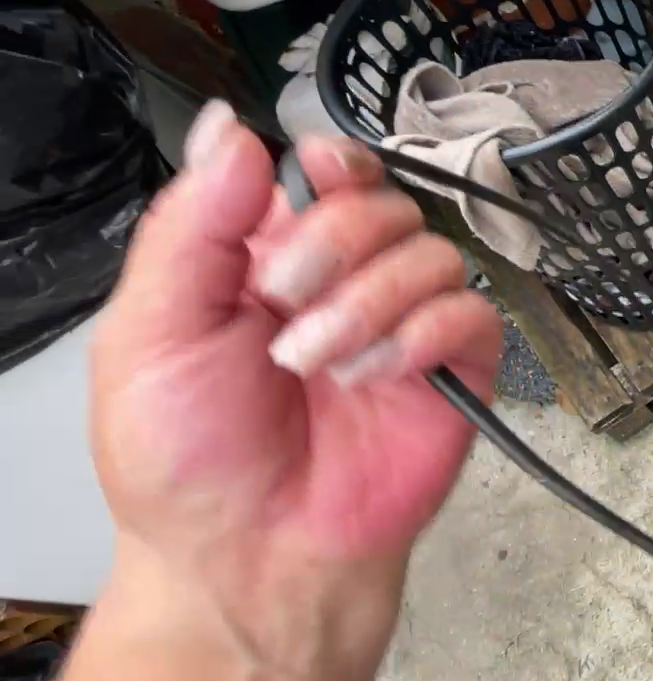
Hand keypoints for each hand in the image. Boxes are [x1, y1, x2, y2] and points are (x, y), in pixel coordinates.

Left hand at [89, 101, 502, 667]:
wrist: (258, 550)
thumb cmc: (189, 455)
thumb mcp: (150, 334)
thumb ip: (191, 231)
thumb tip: (235, 131)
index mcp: (274, 263)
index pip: (332, 179)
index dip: (339, 162)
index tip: (322, 171)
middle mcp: (353, 285)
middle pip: (390, 208)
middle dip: (340, 244)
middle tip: (288, 304)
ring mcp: (413, 326)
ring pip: (436, 258)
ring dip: (375, 303)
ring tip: (323, 363)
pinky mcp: (460, 367)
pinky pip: (474, 315)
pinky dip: (424, 338)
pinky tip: (381, 377)